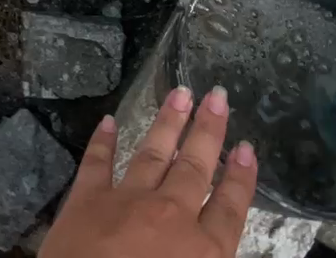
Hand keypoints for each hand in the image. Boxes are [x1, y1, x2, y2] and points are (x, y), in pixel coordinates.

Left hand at [40, 86, 258, 257]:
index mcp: (203, 252)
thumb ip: (210, 256)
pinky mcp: (87, 197)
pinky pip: (97, 162)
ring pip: (152, 153)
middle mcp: (170, 216)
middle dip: (208, 130)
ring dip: (167, 122)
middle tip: (216, 94)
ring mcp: (126, 200)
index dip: (241, 178)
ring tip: (179, 93)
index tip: (248, 147)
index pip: (231, 209)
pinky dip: (103, 140)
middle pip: (195, 167)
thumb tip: (215, 243)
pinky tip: (108, 120)